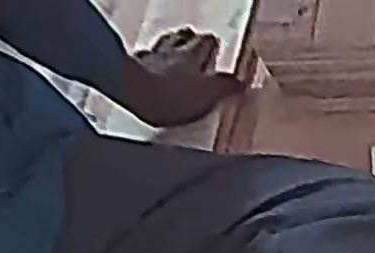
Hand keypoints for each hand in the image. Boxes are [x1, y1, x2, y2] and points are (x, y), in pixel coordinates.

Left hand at [119, 29, 242, 127]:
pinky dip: (154, 54)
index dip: (211, 44)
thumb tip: (241, 82)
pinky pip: (148, 56)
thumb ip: (225, 87)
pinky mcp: (134, 66)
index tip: (215, 40)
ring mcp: (152, 57)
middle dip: (191, 38)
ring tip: (176, 39)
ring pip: (165, 44)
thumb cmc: (172, 95)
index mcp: (191, 56)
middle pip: (183, 40)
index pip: (205, 46)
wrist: (134, 92)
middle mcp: (171, 52)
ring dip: (172, 41)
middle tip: (196, 36)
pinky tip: (153, 56)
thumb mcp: (209, 94)